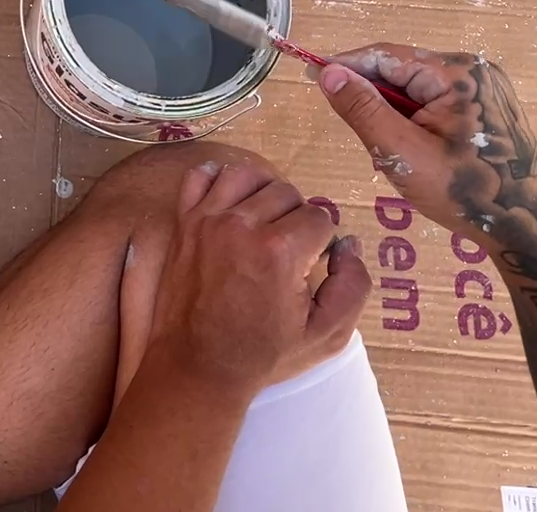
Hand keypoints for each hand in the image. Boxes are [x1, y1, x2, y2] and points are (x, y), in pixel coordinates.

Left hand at [144, 160, 370, 394]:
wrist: (198, 362)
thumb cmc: (263, 352)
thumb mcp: (326, 334)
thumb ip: (353, 286)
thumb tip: (350, 244)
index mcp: (280, 251)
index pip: (318, 217)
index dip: (323, 237)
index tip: (314, 258)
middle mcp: (242, 225)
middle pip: (285, 191)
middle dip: (297, 214)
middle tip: (291, 242)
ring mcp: (208, 218)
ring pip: (246, 174)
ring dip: (263, 189)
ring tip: (267, 216)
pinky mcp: (183, 220)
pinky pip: (199, 177)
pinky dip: (217, 178)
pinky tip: (231, 198)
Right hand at [313, 44, 536, 249]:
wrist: (528, 233)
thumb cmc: (463, 192)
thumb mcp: (401, 151)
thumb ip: (362, 109)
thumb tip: (327, 73)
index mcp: (456, 74)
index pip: (384, 56)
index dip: (345, 65)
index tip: (310, 75)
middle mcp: (472, 72)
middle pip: (399, 70)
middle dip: (371, 96)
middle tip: (354, 129)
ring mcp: (482, 90)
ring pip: (412, 88)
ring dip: (389, 111)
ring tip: (385, 147)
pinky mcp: (484, 108)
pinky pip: (430, 101)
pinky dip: (409, 119)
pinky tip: (408, 147)